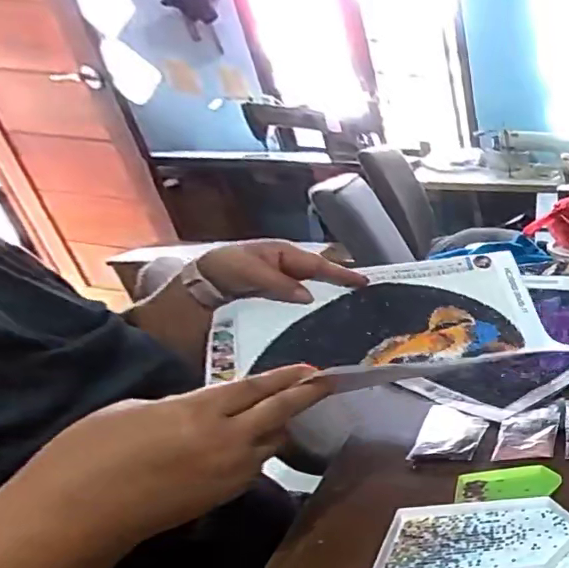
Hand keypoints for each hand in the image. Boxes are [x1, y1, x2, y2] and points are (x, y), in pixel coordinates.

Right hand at [5, 365, 330, 548]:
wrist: (76, 515)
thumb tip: (204, 409)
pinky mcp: (227, 494)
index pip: (256, 388)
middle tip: (327, 383)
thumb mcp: (132, 411)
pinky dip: (255, 450)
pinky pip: (254, 465)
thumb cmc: (87, 455)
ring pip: (271, 441)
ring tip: (284, 413)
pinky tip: (248, 444)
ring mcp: (232, 469)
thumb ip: (181, 406)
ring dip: (278, 426)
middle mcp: (227, 438)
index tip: (312, 369)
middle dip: (306, 395)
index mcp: (199, 410)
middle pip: (279, 412)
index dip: (287, 377)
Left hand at [195, 241, 366, 303]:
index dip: (342, 274)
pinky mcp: (279, 295)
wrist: (199, 284)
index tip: (365, 282)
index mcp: (284, 254)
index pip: (319, 265)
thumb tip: (309, 296)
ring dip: (334, 292)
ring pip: (316, 285)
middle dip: (343, 279)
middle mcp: (288, 265)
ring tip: (356, 303)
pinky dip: (320, 303)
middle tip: (369, 291)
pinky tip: (328, 313)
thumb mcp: (248, 272)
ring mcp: (285, 280)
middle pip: (322, 272)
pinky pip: (306, 298)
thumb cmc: (223, 269)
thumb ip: (279, 283)